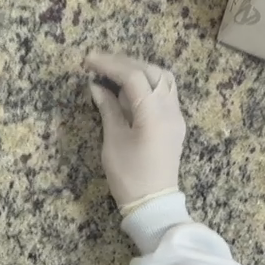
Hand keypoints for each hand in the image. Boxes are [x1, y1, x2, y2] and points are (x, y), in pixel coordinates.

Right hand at [85, 50, 185, 213]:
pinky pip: (165, 92)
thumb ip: (108, 109)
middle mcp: (170, 109)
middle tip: (98, 63)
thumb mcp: (113, 142)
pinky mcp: (175, 123)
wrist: (153, 204)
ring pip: (162, 78)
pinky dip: (148, 83)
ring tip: (115, 72)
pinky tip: (130, 89)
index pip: (133, 76)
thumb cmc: (129, 177)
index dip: (110, 64)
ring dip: (139, 69)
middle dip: (124, 62)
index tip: (88, 61)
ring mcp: (176, 116)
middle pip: (150, 71)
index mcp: (153, 114)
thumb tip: (97, 87)